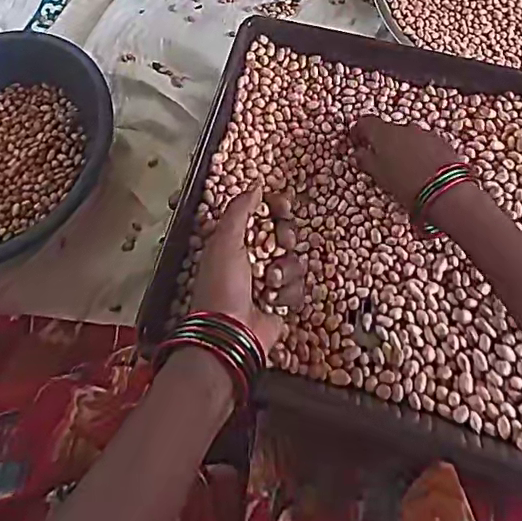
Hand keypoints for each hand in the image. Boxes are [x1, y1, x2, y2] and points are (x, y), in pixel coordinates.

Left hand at [191, 186, 295, 353]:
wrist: (231, 334)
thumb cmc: (222, 285)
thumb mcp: (225, 241)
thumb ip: (240, 210)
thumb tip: (257, 186)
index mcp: (236, 239)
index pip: (263, 214)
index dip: (275, 208)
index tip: (283, 206)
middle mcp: (253, 256)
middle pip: (284, 234)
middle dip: (286, 238)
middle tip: (282, 244)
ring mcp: (269, 279)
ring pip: (295, 260)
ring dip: (285, 270)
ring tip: (270, 282)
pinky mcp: (282, 301)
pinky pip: (298, 286)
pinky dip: (287, 293)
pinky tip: (274, 299)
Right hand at [349, 117, 467, 206]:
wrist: (447, 193)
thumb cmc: (406, 184)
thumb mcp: (379, 175)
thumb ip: (365, 160)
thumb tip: (357, 154)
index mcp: (383, 132)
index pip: (365, 122)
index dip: (358, 131)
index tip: (356, 142)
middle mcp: (404, 128)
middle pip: (388, 130)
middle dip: (383, 143)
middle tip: (379, 161)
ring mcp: (425, 134)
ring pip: (408, 138)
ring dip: (402, 148)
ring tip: (402, 170)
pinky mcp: (443, 144)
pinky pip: (425, 145)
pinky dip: (420, 154)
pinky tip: (421, 171)